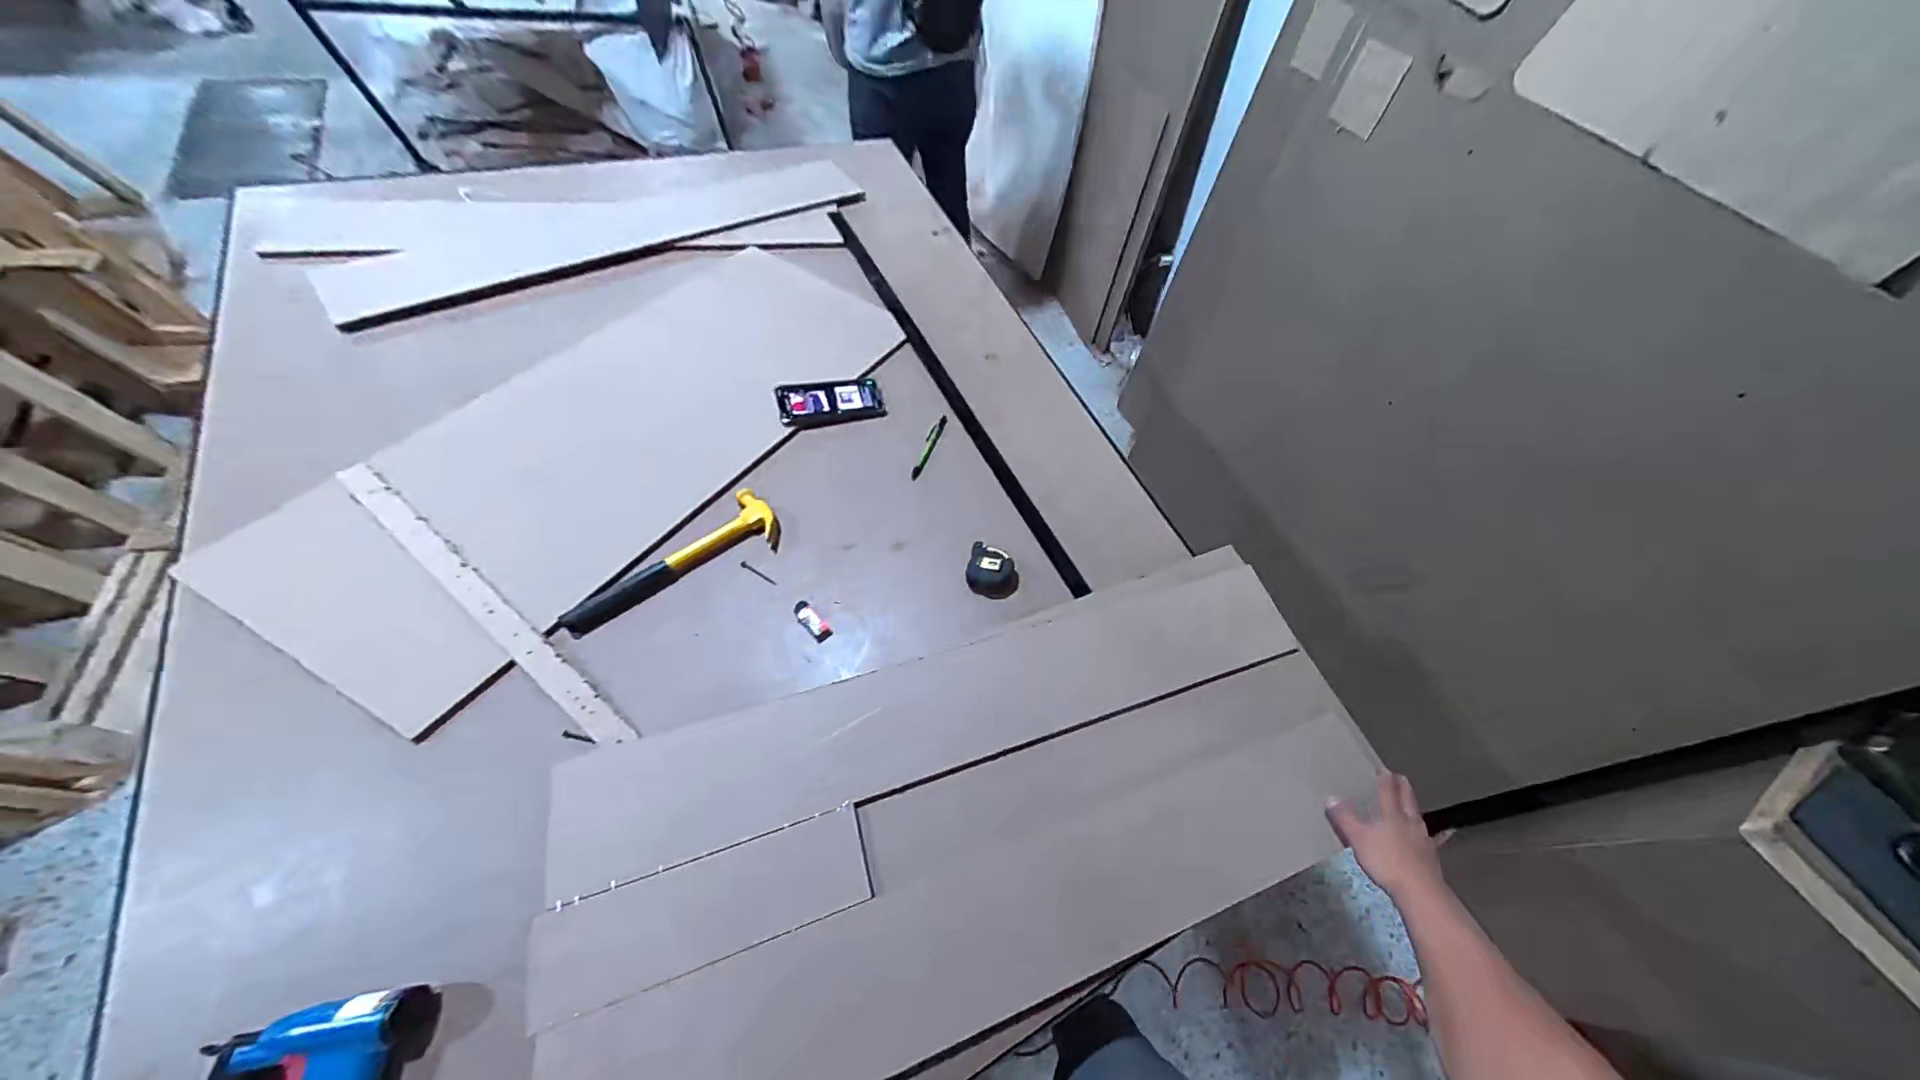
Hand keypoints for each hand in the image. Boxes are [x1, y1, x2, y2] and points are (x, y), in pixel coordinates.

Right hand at [1327, 771, 1444, 901]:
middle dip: (1403, 788)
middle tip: (1401, 778)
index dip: (1385, 780)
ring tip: (1412, 804)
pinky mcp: (1430, 856)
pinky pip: (1428, 838)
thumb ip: (1344, 818)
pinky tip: (1432, 836)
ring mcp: (1423, 839)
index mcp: (1391, 815)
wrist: (1420, 890)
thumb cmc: (1385, 860)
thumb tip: (1331, 798)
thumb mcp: (1357, 838)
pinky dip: (1427, 833)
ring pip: (1418, 817)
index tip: (1384, 769)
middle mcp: (1409, 822)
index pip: (1388, 792)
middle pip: (1407, 801)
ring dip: (1414, 808)